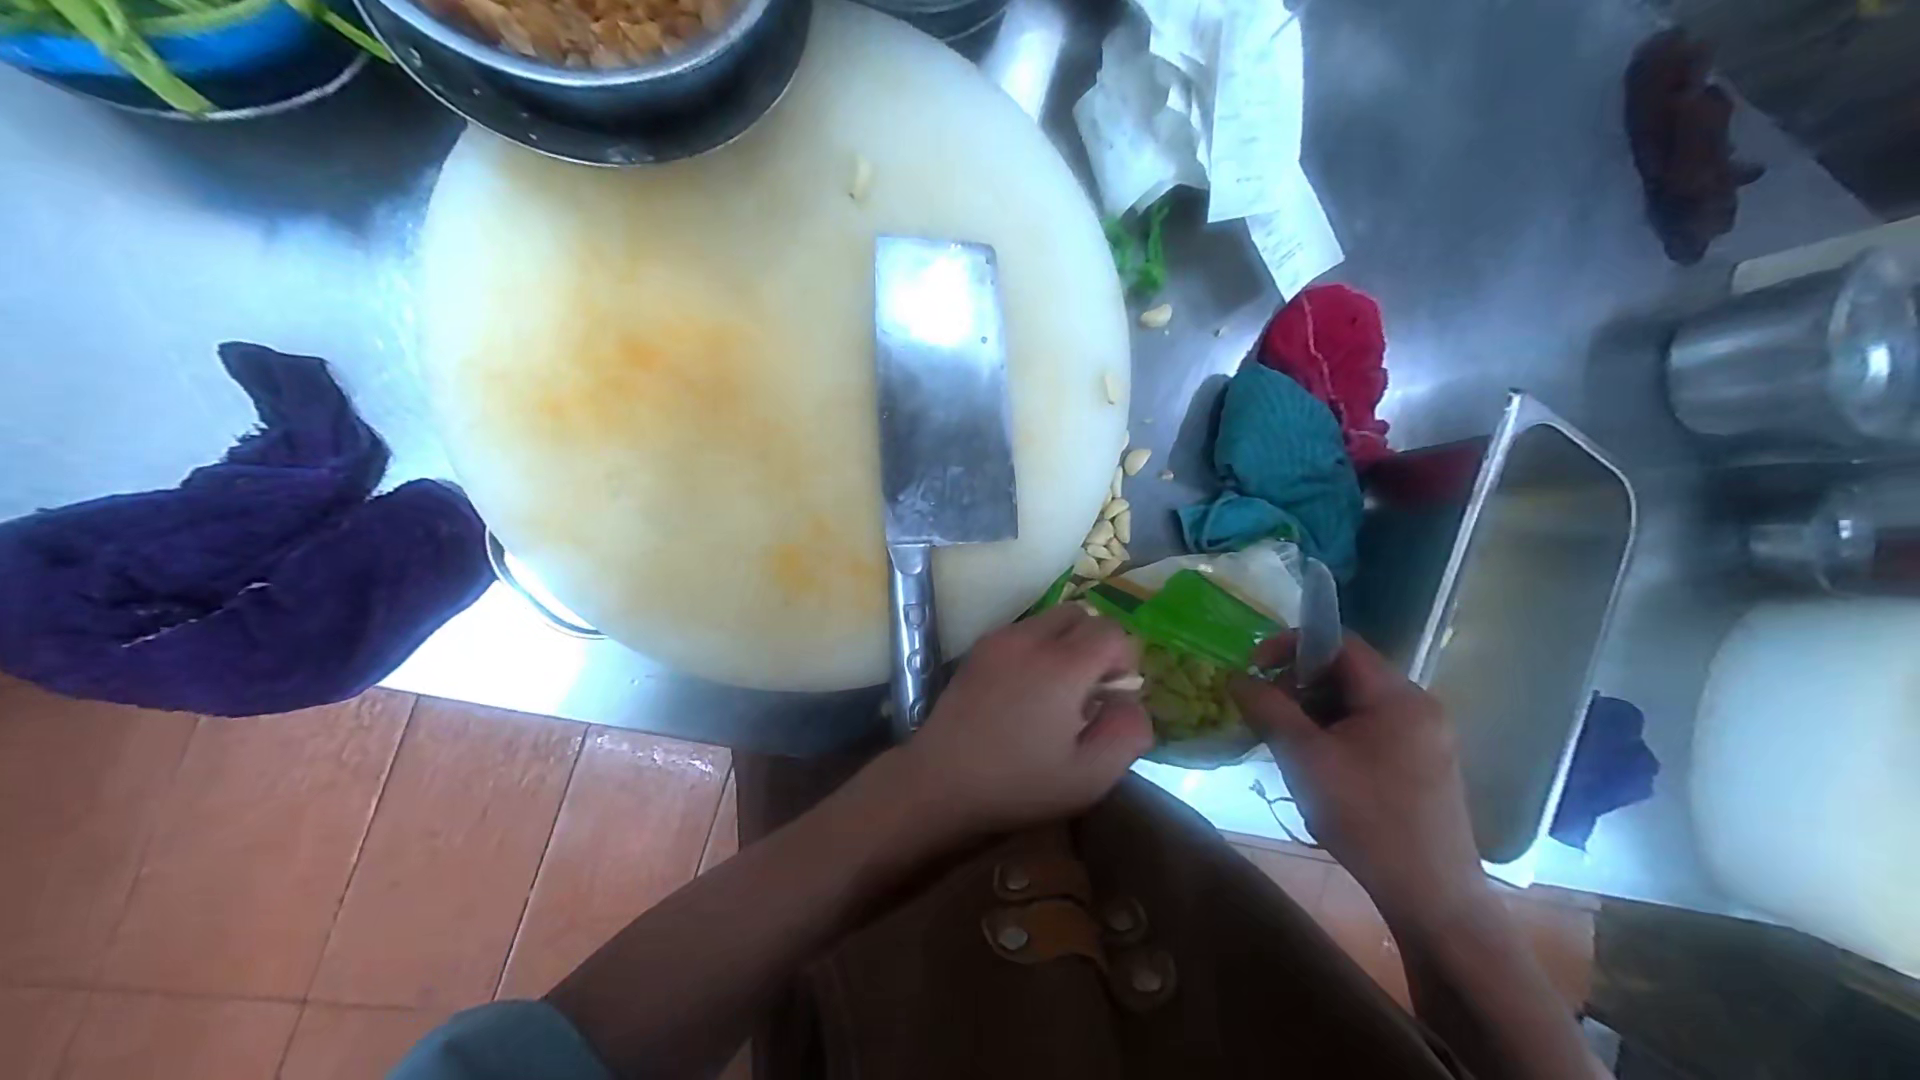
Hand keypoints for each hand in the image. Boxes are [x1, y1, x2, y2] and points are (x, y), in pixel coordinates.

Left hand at [889, 604, 1154, 837]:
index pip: (1113, 631)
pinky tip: (1026, 690)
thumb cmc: (1018, 783)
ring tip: (1056, 690)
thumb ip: (1128, 732)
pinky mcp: (979, 648)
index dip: (1124, 660)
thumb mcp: (1089, 775)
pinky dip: (1037, 647)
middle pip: (1082, 614)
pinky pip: (1023, 631)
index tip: (1112, 695)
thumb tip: (1132, 701)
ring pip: (1051, 618)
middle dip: (1097, 644)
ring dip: (1067, 643)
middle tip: (1089, 689)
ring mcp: (999, 639)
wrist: (940, 780)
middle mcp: (1030, 639)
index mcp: (1062, 665)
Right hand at [1229, 634, 1486, 925]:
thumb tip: (1237, 677)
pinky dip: (1333, 734)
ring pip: (1352, 704)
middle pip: (1344, 673)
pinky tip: (1315, 766)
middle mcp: (1417, 706)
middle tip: (1265, 713)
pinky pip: (1367, 728)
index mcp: (1397, 695)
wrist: (1433, 896)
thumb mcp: (1304, 758)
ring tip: (1286, 744)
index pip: (1338, 643)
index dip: (1290, 646)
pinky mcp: (1420, 763)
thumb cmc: (1367, 819)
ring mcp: (1423, 736)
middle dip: (1297, 685)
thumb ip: (1267, 709)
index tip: (1255, 668)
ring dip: (1312, 713)